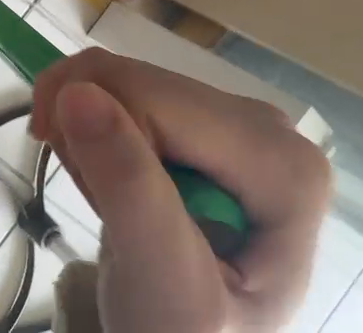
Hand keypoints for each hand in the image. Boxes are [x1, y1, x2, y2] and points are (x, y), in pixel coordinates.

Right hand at [30, 49, 330, 332]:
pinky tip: (108, 176)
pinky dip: (89, 123)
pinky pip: (119, 88)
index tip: (86, 191)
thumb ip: (130, 192)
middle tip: (90, 195)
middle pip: (135, 80)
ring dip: (81, 127)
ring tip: (101, 196)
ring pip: (118, 78)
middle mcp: (271, 130)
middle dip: (85, 126)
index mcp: (284, 166)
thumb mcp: (163, 284)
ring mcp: (238, 124)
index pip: (151, 98)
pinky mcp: (205, 123)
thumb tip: (79, 93)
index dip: (99, 133)